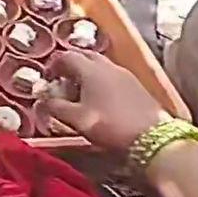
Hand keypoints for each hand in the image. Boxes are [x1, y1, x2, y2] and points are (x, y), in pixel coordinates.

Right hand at [43, 49, 170, 153]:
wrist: (155, 140)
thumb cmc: (110, 125)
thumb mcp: (77, 119)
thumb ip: (55, 107)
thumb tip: (42, 101)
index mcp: (90, 70)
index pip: (65, 56)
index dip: (52, 65)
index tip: (47, 79)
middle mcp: (108, 66)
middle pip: (84, 56)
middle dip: (70, 65)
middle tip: (62, 80)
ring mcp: (125, 75)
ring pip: (100, 64)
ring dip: (86, 72)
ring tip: (79, 90)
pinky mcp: (137, 86)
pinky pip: (112, 74)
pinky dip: (101, 79)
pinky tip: (100, 97)